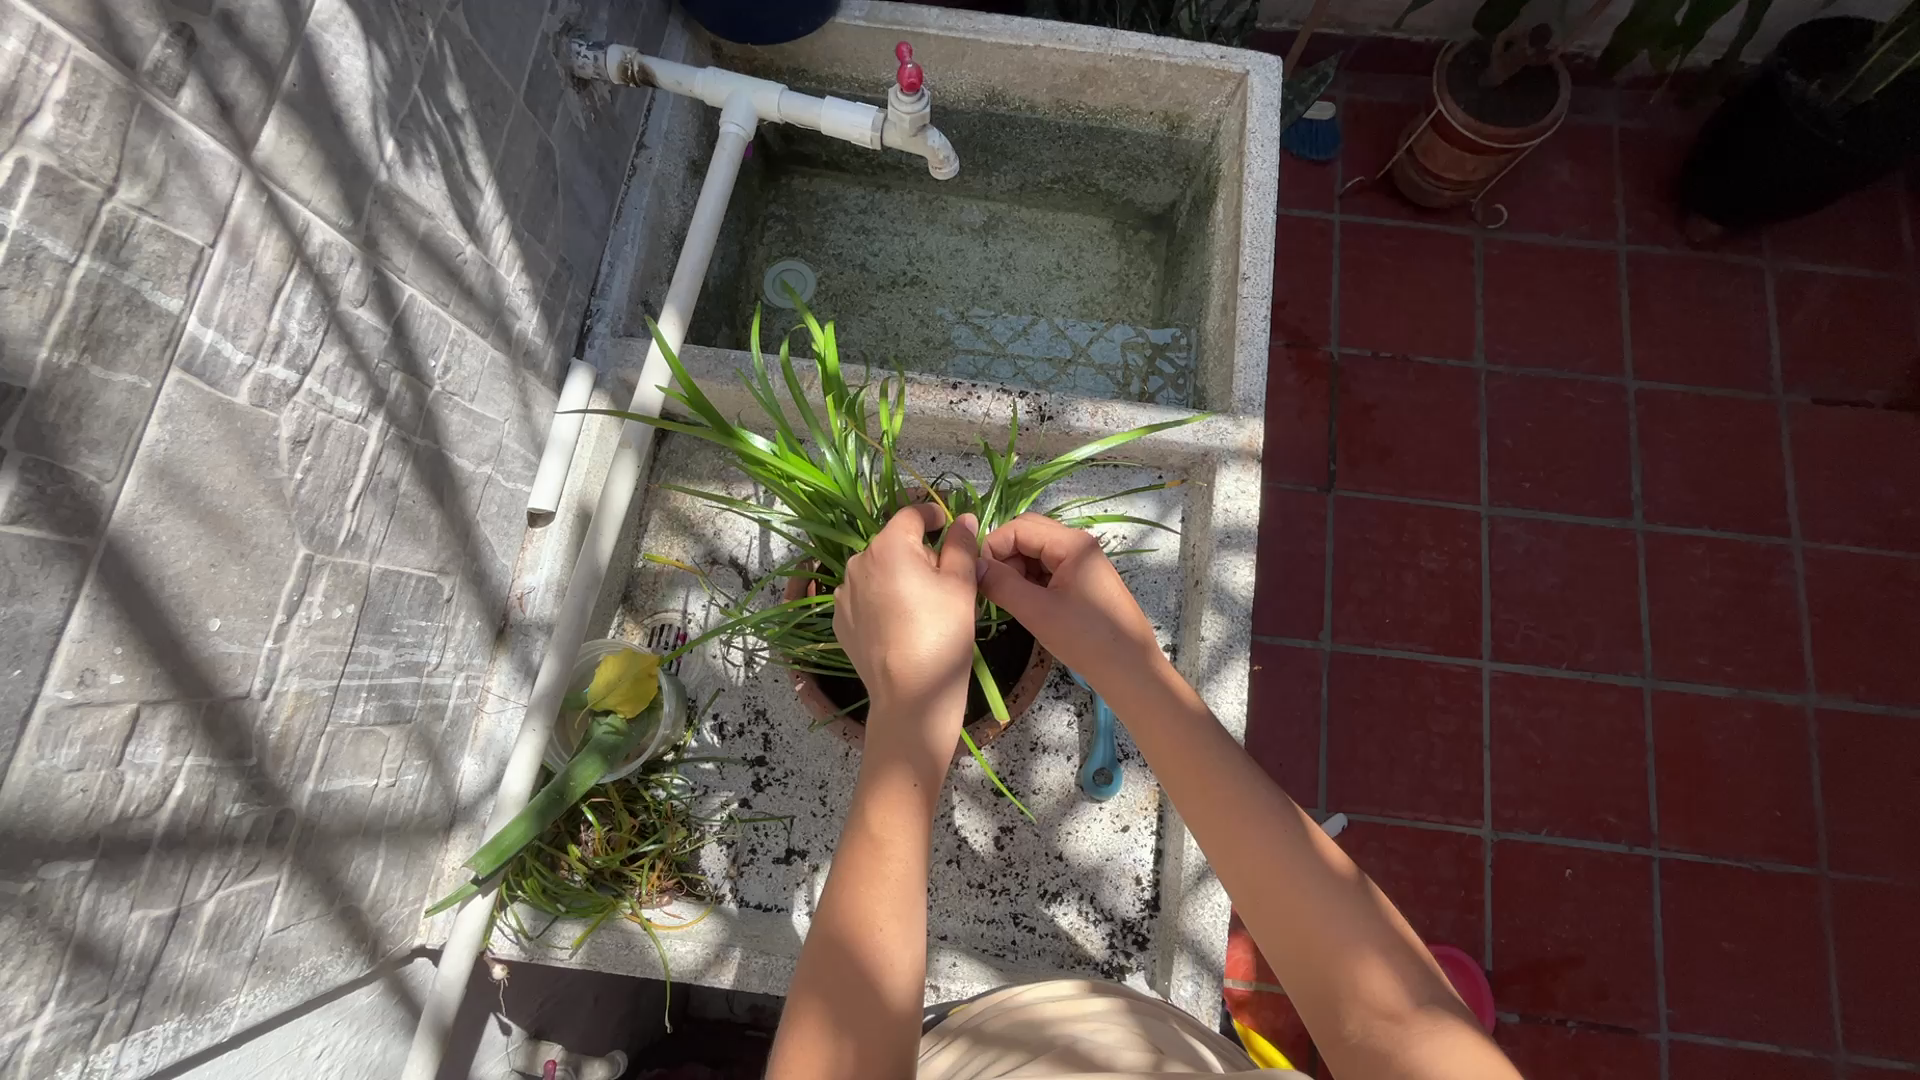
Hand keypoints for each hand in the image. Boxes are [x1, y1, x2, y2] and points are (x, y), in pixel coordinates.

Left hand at [833, 504, 979, 770]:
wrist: (911, 695)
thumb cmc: (942, 634)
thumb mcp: (962, 584)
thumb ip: (962, 544)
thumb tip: (964, 518)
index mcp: (889, 546)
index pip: (912, 513)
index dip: (934, 514)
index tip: (949, 524)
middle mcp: (858, 562)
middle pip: (894, 544)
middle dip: (919, 552)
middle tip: (947, 578)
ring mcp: (844, 593)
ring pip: (879, 571)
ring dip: (900, 577)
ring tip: (924, 606)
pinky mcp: (840, 621)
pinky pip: (866, 598)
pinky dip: (884, 601)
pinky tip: (903, 624)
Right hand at [977, 514, 1162, 695]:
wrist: (1129, 669)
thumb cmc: (1086, 639)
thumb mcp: (1037, 611)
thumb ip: (1001, 584)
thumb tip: (972, 566)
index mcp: (1071, 544)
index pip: (1018, 528)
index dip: (992, 547)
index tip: (976, 576)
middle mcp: (1077, 544)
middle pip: (1027, 534)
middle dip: (1003, 556)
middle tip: (991, 587)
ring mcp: (1081, 561)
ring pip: (1035, 551)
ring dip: (1015, 569)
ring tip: (1007, 598)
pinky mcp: (1082, 579)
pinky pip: (1047, 568)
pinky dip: (1030, 579)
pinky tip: (1024, 602)